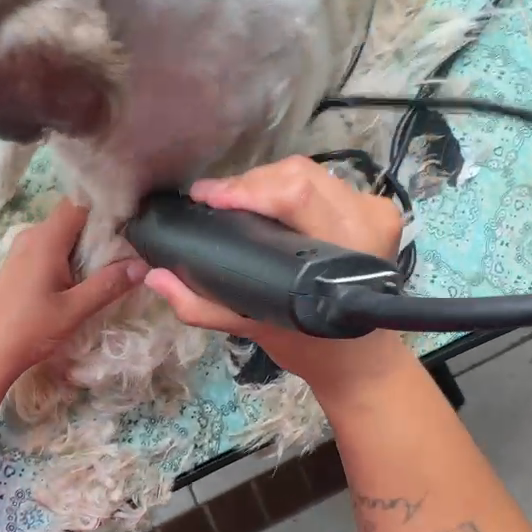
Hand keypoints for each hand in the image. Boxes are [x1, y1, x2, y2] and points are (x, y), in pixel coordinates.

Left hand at [0, 200, 146, 380]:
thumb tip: (144, 266)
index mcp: (46, 238)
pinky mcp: (19, 264)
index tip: (131, 220)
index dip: (106, 206)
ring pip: (61, 233)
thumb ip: (109, 285)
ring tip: (109, 261)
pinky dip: (68, 254)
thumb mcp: (75, 309)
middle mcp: (32, 235)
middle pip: (72, 216)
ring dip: (83, 244)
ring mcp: (22, 249)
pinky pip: (49, 247)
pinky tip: (81, 275)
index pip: (80, 202)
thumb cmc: (30, 329)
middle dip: (99, 227)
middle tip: (127, 244)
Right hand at [144, 156, 415, 396]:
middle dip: (248, 181)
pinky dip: (286, 185)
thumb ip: (201, 305)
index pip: (294, 195)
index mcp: (343, 252)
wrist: (359, 360)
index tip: (207, 198)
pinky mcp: (375, 208)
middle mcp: (365, 222)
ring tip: (233, 199)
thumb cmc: (308, 348)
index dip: (245, 190)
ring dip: (265, 180)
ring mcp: (374, 211)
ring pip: (310, 171)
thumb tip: (156, 277)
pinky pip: (323, 181)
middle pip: (299, 174)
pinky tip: (263, 201)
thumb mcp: (251, 328)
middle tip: (213, 199)